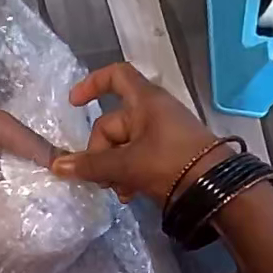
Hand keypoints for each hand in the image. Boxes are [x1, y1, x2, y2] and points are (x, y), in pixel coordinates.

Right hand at [49, 63, 223, 204]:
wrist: (214, 188)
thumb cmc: (170, 163)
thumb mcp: (127, 164)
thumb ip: (91, 165)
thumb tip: (58, 165)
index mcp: (144, 102)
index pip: (116, 76)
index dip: (92, 84)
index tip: (74, 104)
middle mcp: (152, 113)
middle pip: (112, 125)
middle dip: (101, 153)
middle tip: (101, 179)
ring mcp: (161, 135)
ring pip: (123, 147)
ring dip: (114, 169)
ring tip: (117, 190)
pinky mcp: (167, 156)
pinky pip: (137, 160)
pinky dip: (128, 175)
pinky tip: (128, 195)